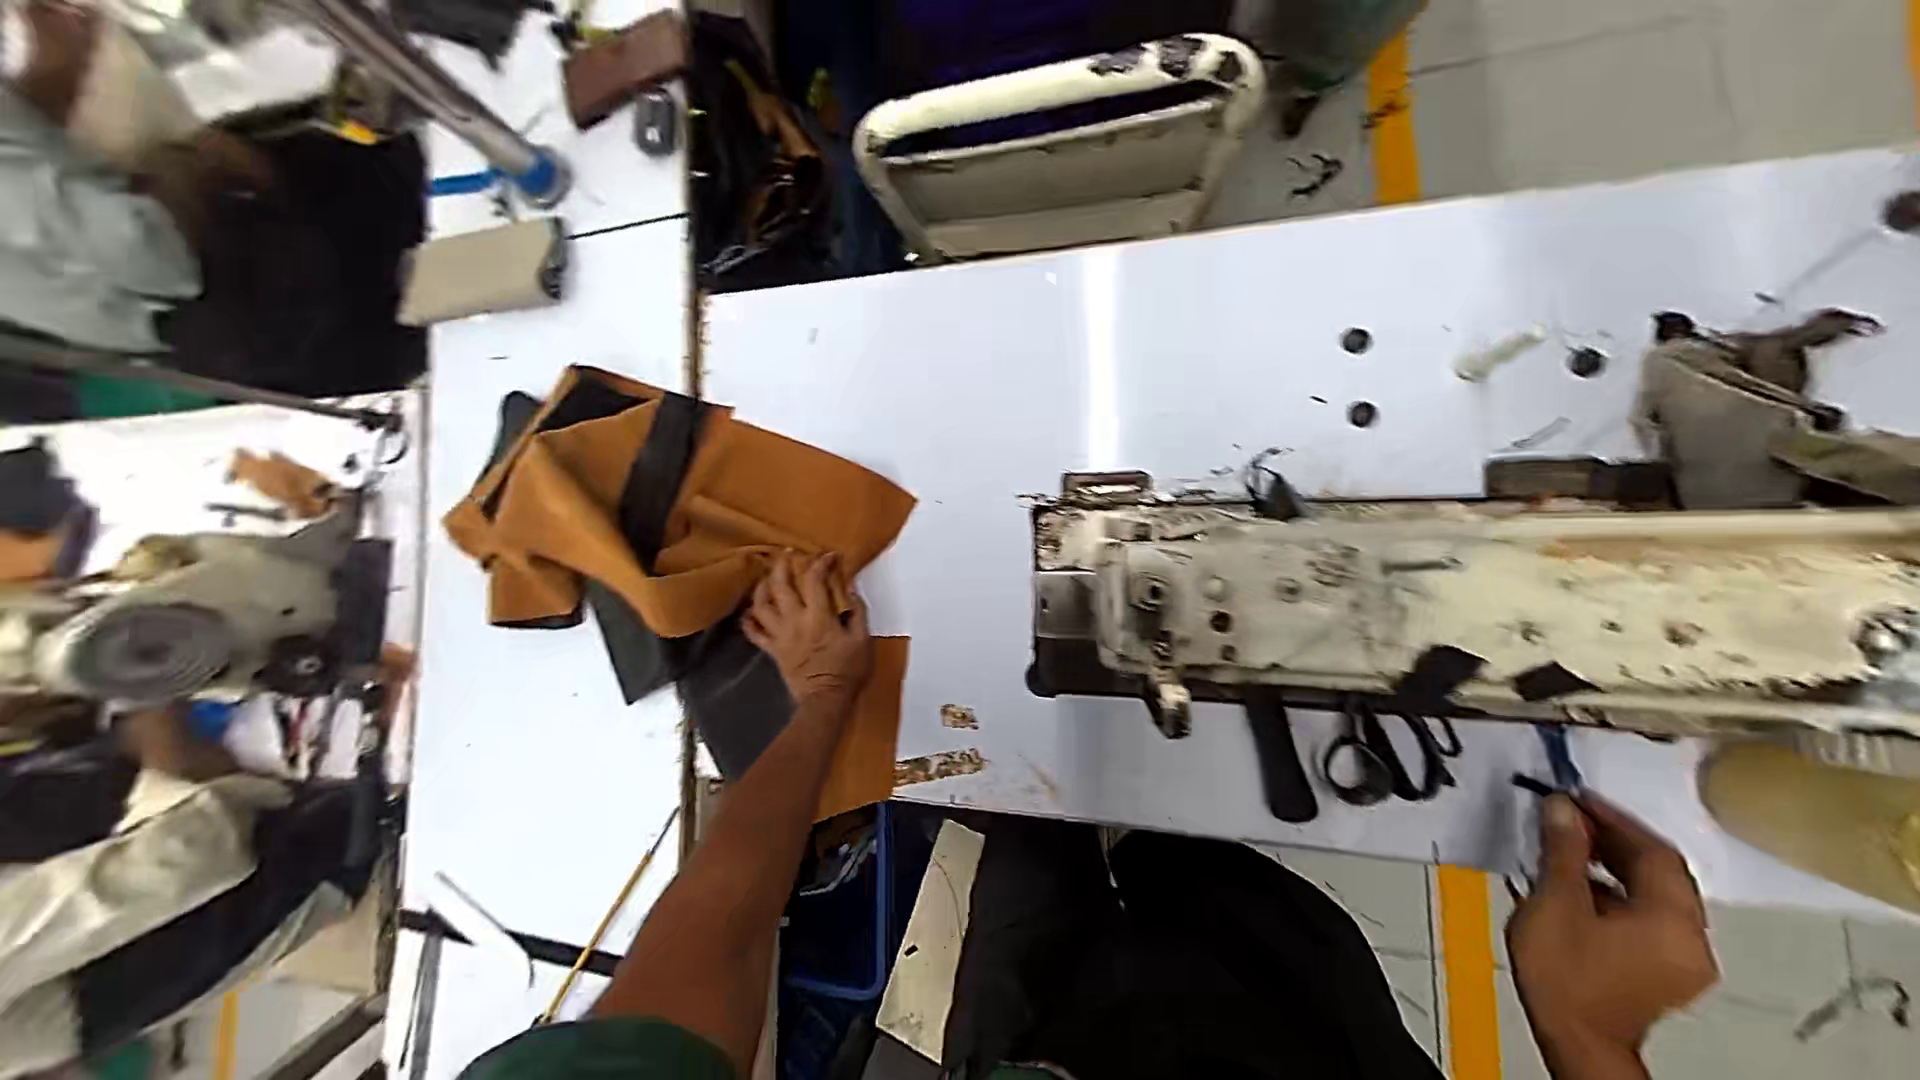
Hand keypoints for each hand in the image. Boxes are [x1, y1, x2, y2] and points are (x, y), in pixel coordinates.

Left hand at [743, 552, 872, 705]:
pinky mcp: (772, 650)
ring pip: (761, 605)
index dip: (821, 563)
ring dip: (762, 587)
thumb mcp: (862, 640)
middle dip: (782, 566)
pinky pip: (754, 632)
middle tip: (787, 555)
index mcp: (819, 617)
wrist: (826, 700)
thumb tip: (851, 590)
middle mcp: (795, 621)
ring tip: (767, 578)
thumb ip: (857, 612)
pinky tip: (750, 611)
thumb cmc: (848, 671)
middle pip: (780, 586)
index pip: (815, 580)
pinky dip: (748, 620)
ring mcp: (780, 635)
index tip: (829, 557)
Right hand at [1508, 794, 1717, 1061]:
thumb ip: (1564, 851)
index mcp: (1672, 923)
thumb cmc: (1563, 968)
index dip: (1616, 819)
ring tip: (1566, 842)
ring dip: (1613, 861)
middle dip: (1615, 838)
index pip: (1656, 854)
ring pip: (1654, 893)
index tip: (1575, 796)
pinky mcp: (1663, 966)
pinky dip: (1614, 887)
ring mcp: (1681, 957)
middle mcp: (1691, 939)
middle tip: (1568, 814)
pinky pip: (1647, 912)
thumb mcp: (1555, 901)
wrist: (1573, 1034)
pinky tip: (1576, 880)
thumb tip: (1563, 807)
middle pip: (1661, 873)